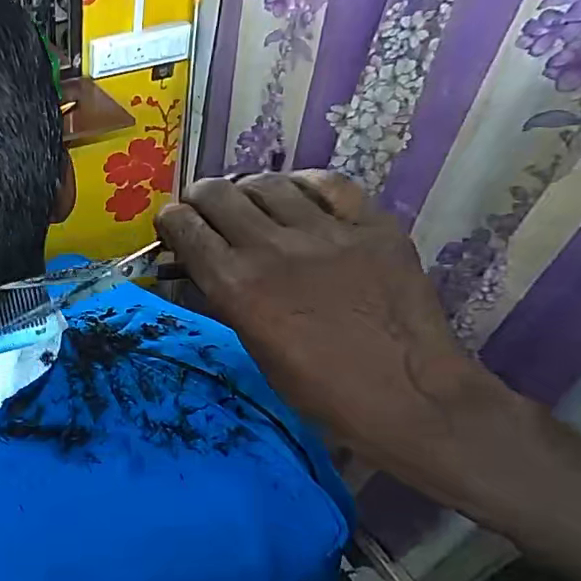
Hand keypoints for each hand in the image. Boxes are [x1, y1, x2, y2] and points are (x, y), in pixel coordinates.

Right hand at [154, 171, 515, 484]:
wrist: (409, 398)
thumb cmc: (318, 387)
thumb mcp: (253, 344)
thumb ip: (223, 296)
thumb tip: (201, 265)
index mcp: (235, 284)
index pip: (184, 226)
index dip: (171, 221)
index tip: (174, 227)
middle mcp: (271, 248)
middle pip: (216, 193)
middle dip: (200, 199)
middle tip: (206, 211)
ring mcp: (325, 233)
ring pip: (267, 182)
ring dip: (248, 190)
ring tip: (253, 203)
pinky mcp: (372, 226)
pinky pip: (328, 183)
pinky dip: (303, 185)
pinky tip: (299, 197)